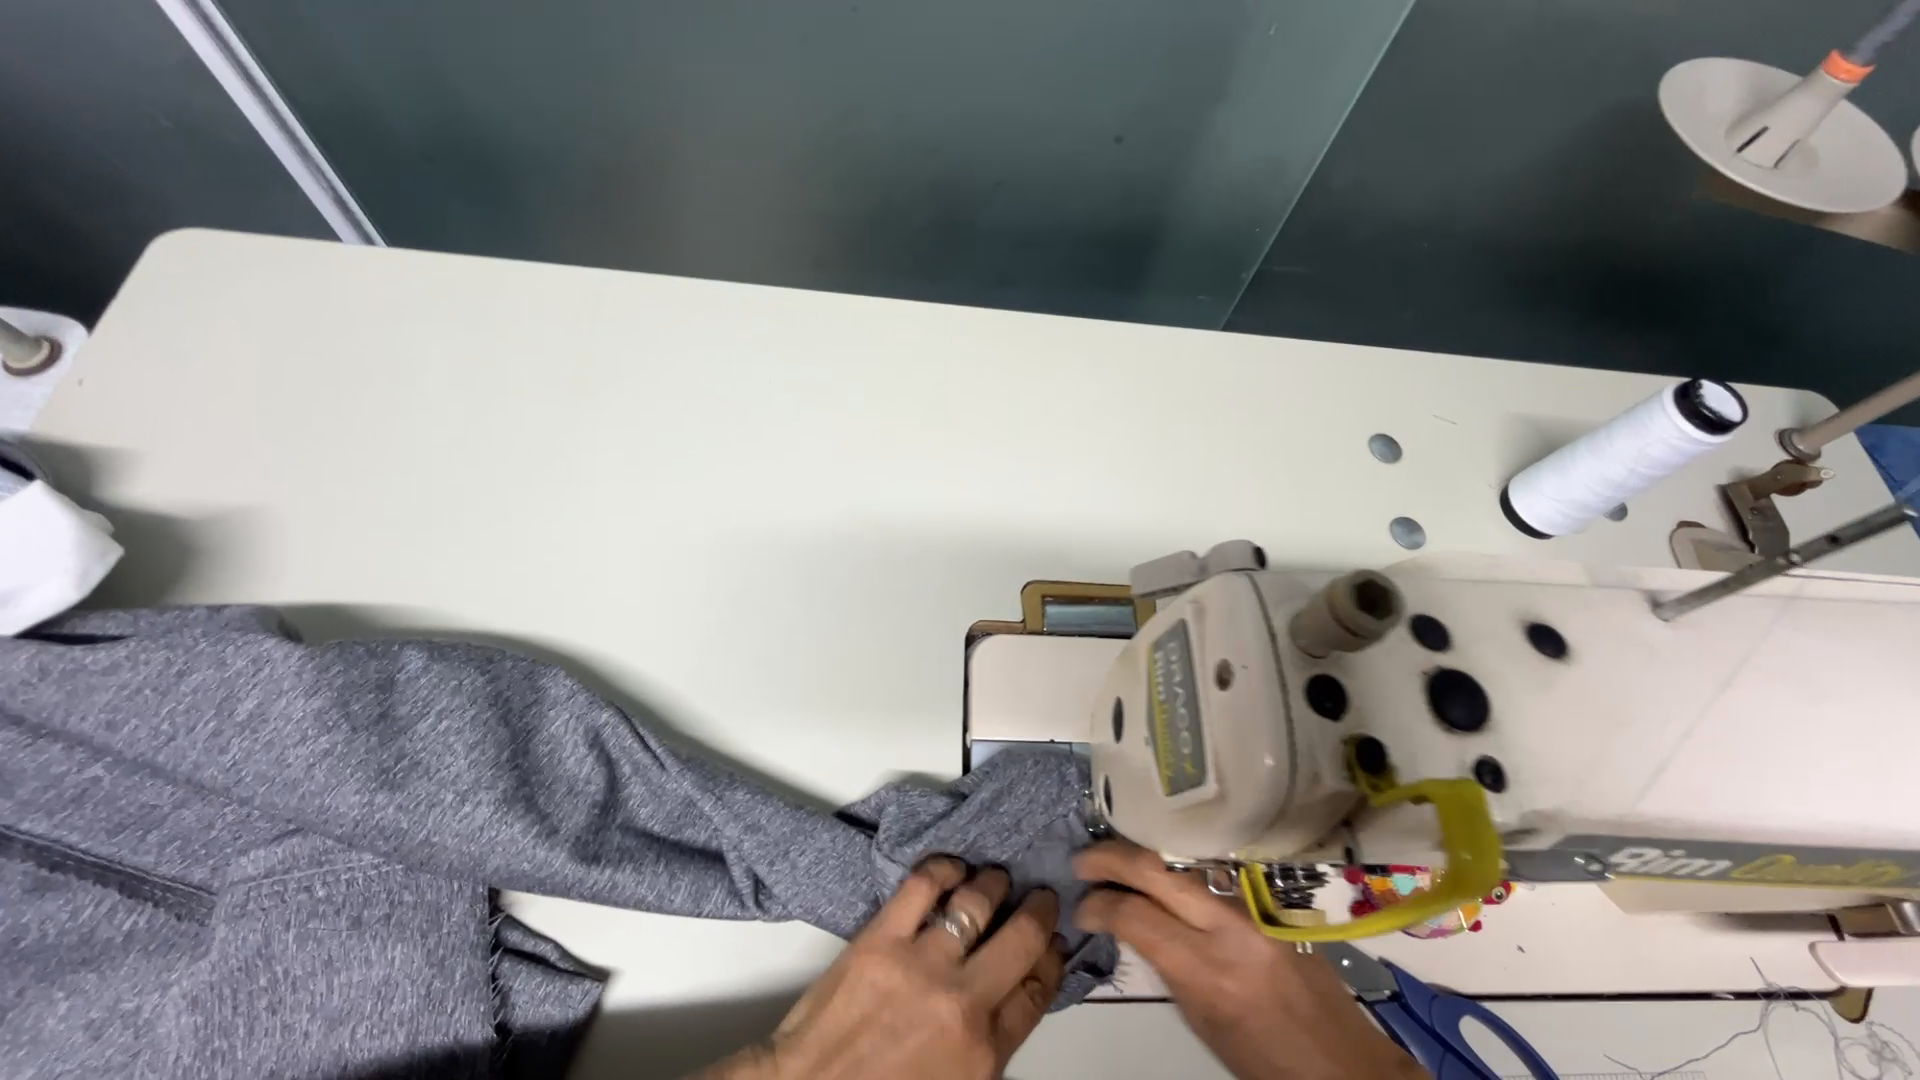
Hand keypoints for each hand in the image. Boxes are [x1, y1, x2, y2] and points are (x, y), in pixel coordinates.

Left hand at [695, 857, 1066, 1079]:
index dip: (1052, 957)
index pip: (1038, 988)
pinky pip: (923, 884)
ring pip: (977, 902)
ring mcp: (921, 963)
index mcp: (984, 1049)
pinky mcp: (880, 937)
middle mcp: (962, 1001)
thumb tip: (1016, 990)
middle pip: (1022, 938)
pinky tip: (955, 868)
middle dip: (1040, 910)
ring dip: (995, 884)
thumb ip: (993, 1040)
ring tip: (997, 878)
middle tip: (1042, 896)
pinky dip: (945, 867)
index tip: (1055, 939)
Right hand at [1074, 841, 1424, 1079]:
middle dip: (1111, 858)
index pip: (1136, 916)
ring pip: (1184, 865)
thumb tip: (1136, 928)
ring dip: (1143, 859)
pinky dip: (1176, 873)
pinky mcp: (1269, 904)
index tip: (1081, 910)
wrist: (1345, 1064)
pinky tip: (1160, 875)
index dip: (1099, 906)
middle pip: (1157, 870)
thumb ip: (1169, 967)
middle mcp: (1231, 928)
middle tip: (1082, 860)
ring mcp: (1253, 909)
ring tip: (1113, 861)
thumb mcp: (1203, 1022)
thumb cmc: (1266, 1063)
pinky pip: (1211, 878)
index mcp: (1210, 971)